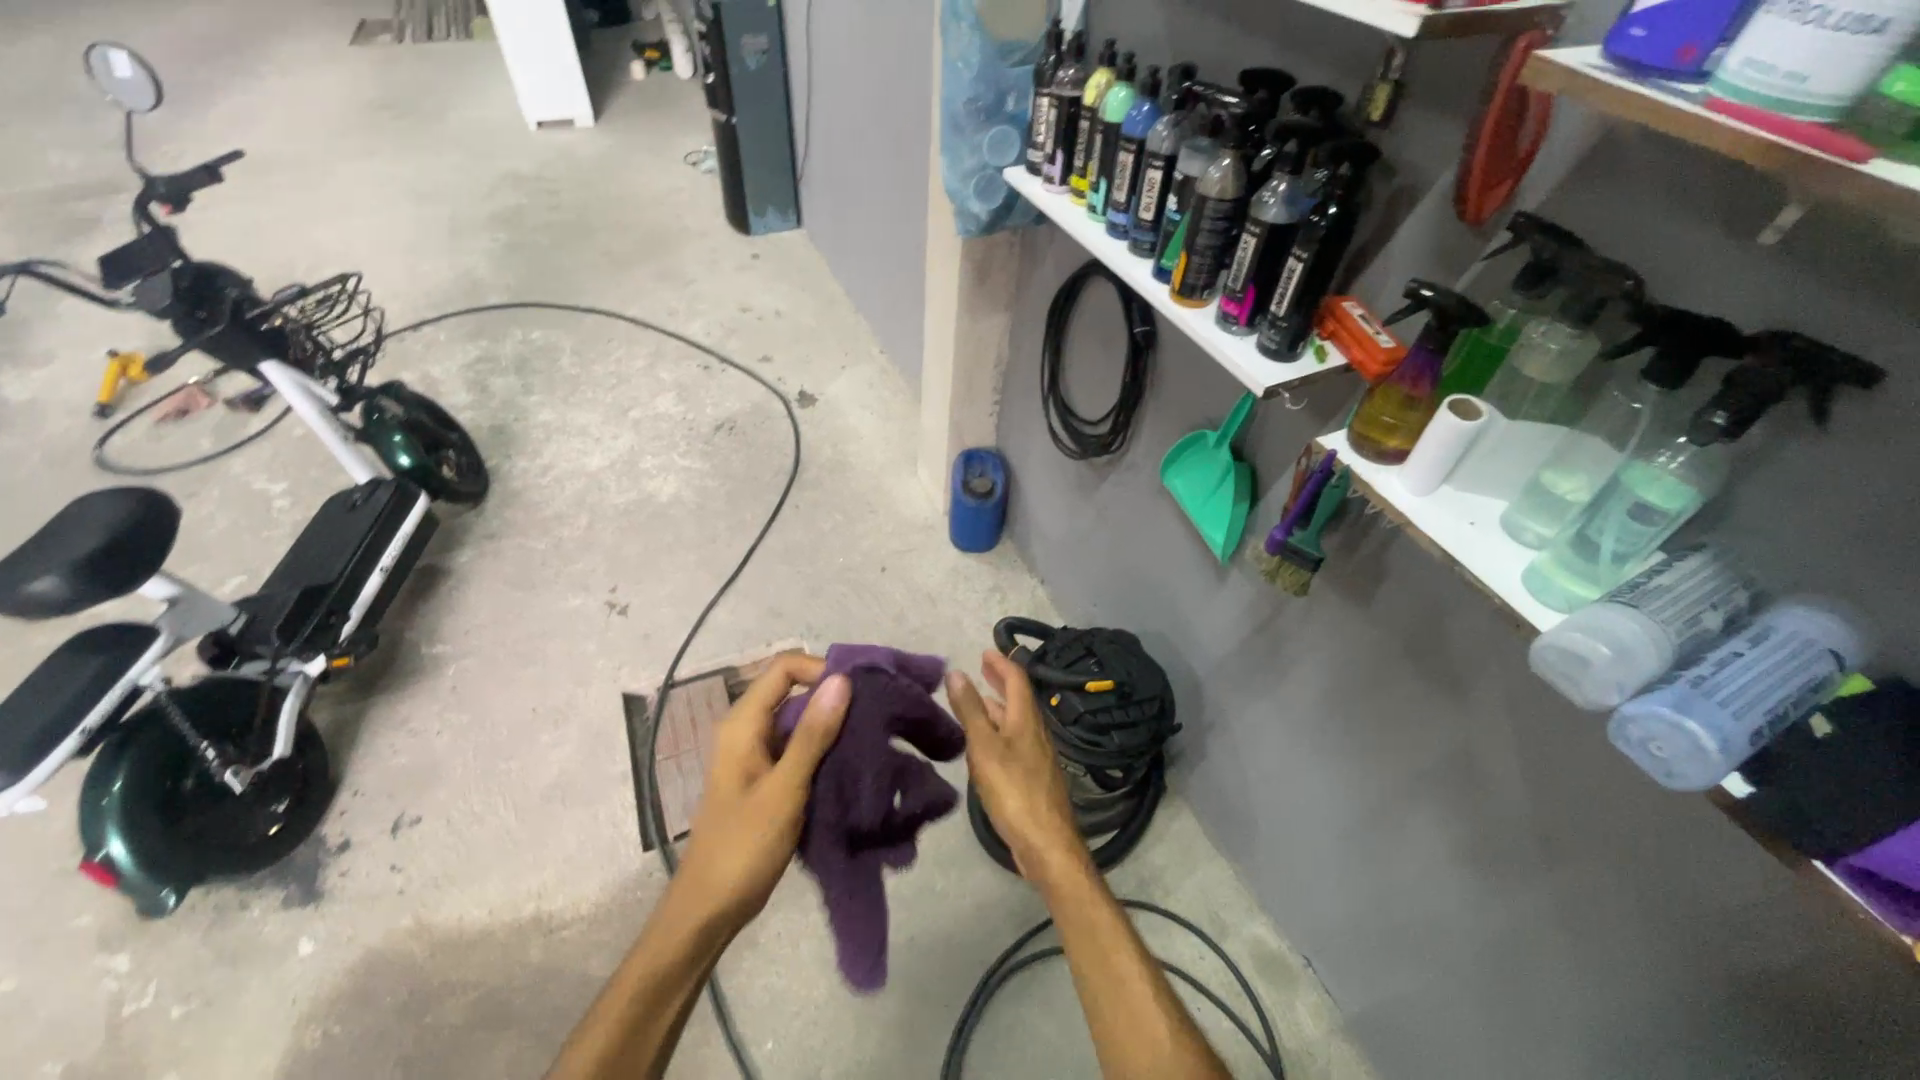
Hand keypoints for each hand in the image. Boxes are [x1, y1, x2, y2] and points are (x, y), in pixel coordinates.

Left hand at [672, 653, 849, 931]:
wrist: (711, 907)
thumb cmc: (743, 846)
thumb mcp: (784, 789)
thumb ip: (813, 735)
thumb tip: (842, 681)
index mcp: (742, 724)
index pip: (785, 668)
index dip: (822, 670)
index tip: (861, 693)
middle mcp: (747, 730)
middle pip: (794, 692)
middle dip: (834, 698)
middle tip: (876, 716)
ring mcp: (757, 756)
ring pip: (800, 722)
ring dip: (833, 727)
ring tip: (872, 740)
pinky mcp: (768, 780)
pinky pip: (799, 750)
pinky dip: (825, 751)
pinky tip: (853, 765)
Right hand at [946, 651, 1087, 883]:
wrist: (1046, 843)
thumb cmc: (1014, 790)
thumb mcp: (984, 747)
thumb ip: (970, 710)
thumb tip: (956, 672)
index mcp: (1026, 720)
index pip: (1017, 680)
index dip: (1002, 663)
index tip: (986, 650)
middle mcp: (1035, 733)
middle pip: (1019, 699)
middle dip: (1002, 681)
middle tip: (984, 668)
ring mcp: (1037, 756)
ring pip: (1016, 721)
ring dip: (999, 706)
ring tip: (978, 701)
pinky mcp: (1033, 778)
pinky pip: (1015, 742)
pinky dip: (1000, 730)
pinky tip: (986, 744)